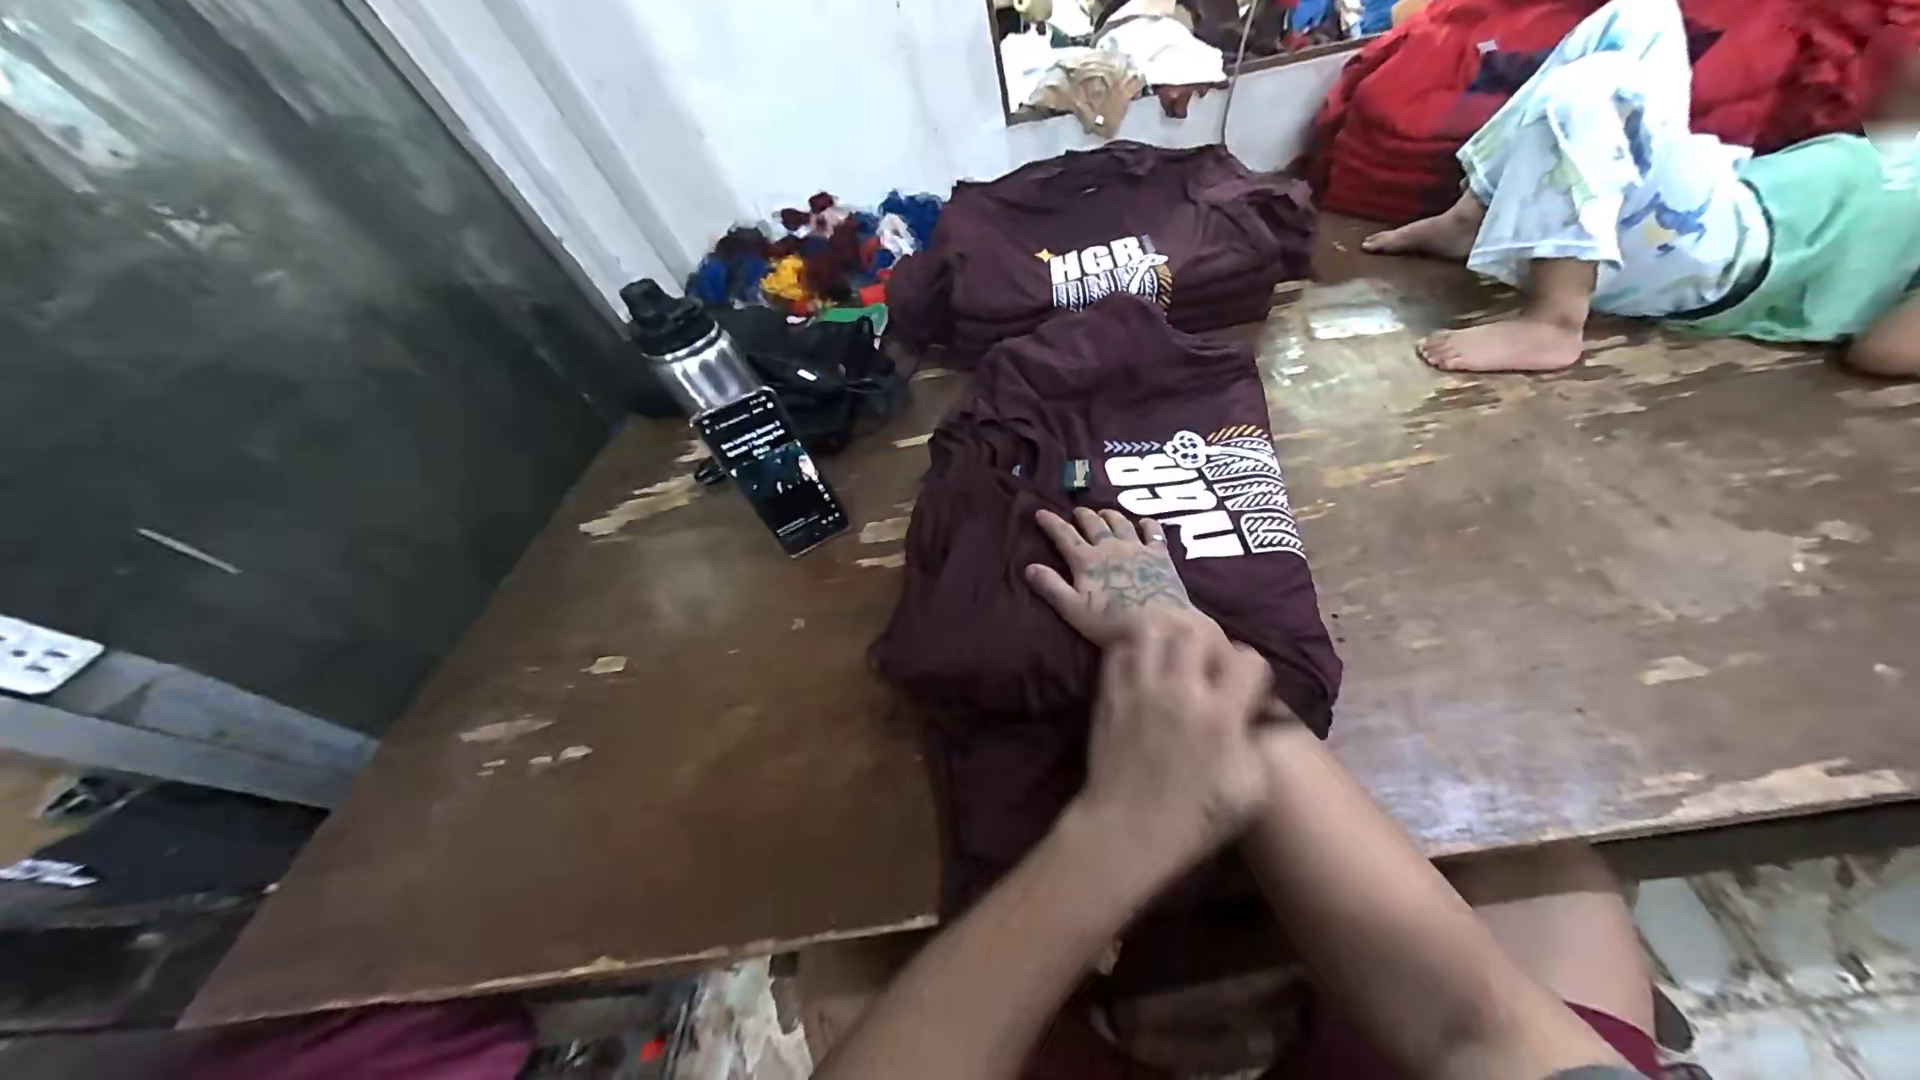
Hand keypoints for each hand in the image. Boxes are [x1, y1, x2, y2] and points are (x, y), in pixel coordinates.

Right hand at [1025, 508, 1199, 645]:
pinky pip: (1152, 532)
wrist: (1159, 625)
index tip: (1041, 512)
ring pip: (1120, 523)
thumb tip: (1029, 567)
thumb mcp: (1073, 609)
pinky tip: (1143, 521)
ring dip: (1110, 514)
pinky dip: (1146, 524)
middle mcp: (1110, 548)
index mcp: (1086, 561)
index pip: (1064, 535)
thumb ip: (1051, 587)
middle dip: (1082, 515)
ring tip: (1103, 511)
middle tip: (1076, 511)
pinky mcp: (1160, 555)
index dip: (1051, 522)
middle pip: (1093, 524)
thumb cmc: (1112, 623)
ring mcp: (1137, 549)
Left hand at [1068, 613, 1274, 872]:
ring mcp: (1138, 689)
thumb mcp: (1249, 790)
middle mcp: (1179, 692)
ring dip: (1166, 640)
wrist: (1127, 829)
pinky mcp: (1108, 694)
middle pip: (1196, 632)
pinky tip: (1140, 671)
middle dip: (1207, 642)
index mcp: (1221, 716)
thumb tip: (1255, 716)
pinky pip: (1117, 652)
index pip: (1248, 659)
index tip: (1246, 687)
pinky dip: (1131, 653)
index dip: (1252, 670)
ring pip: (1151, 631)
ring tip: (1170, 659)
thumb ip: (1256, 742)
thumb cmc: (1194, 819)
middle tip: (1205, 664)